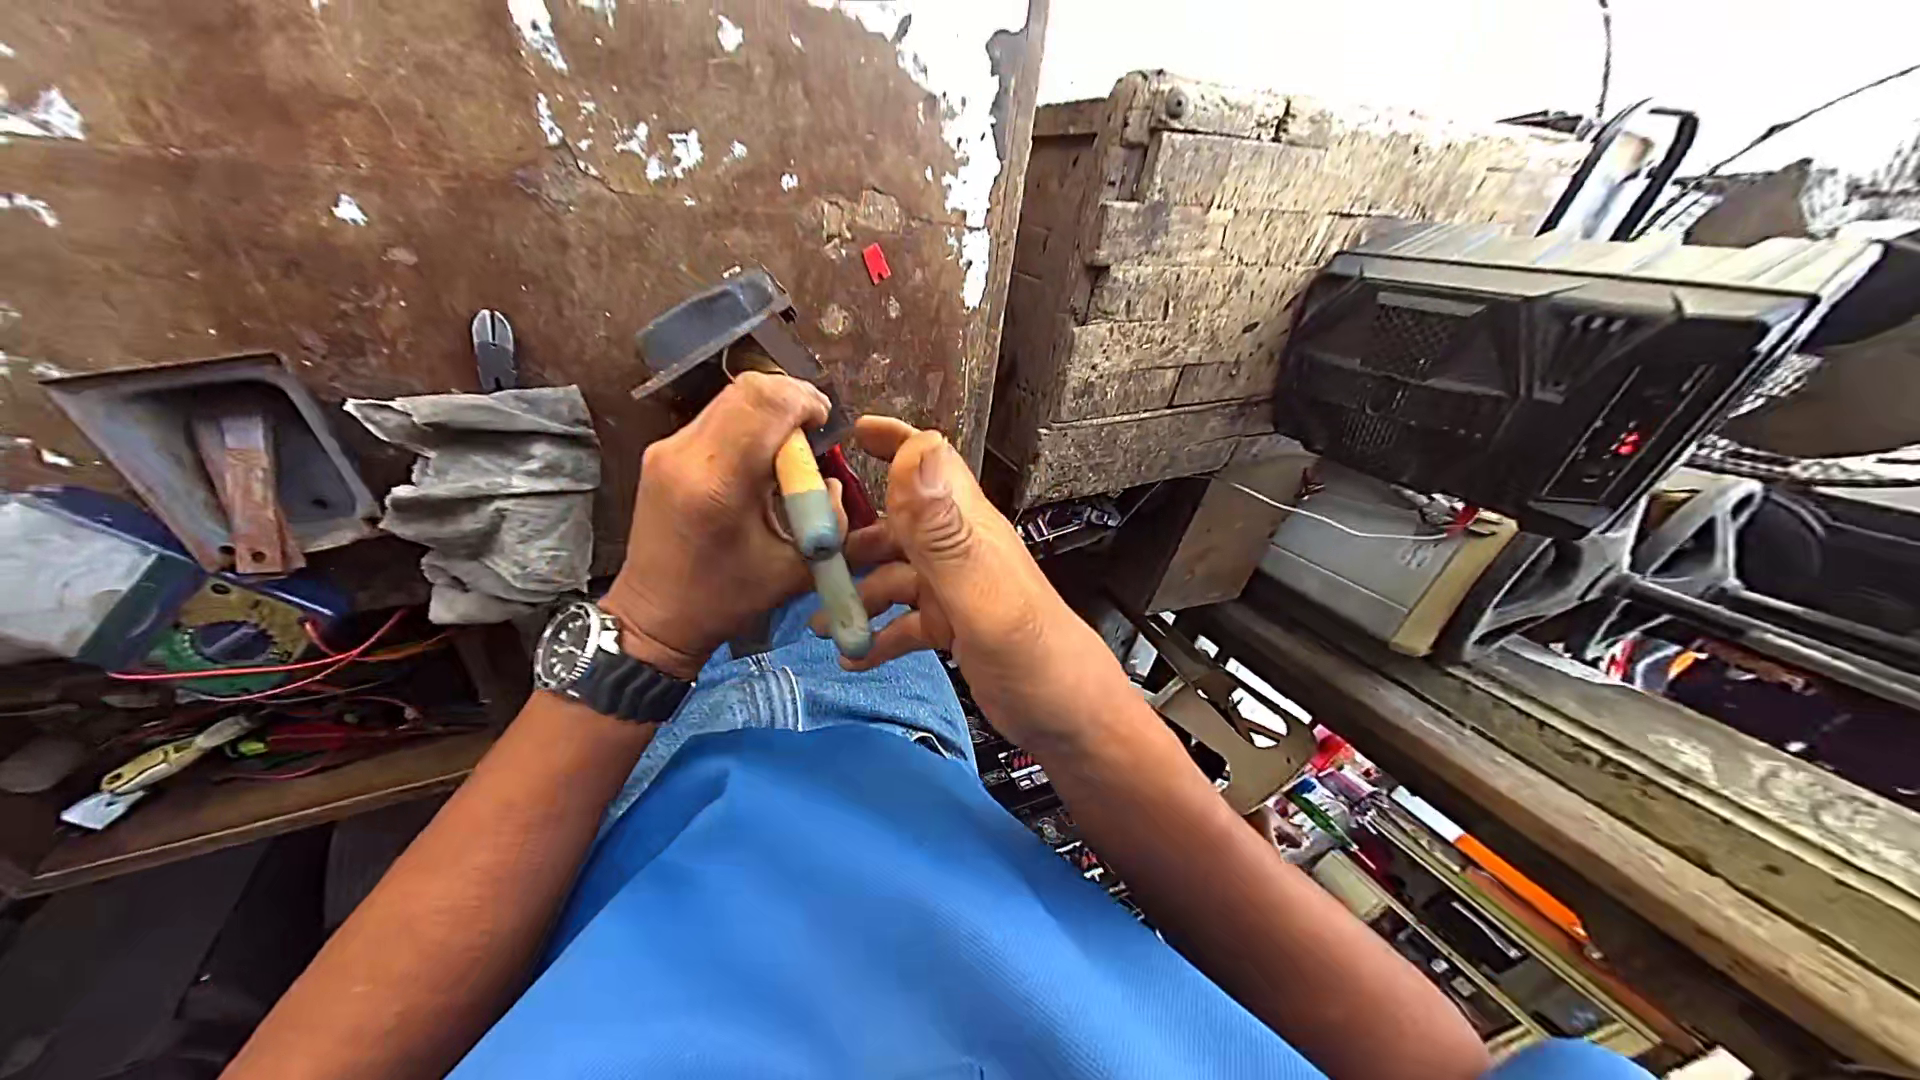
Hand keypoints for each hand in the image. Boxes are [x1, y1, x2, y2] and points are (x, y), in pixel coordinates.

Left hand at [603, 373, 834, 678]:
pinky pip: (716, 417)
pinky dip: (748, 425)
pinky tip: (759, 460)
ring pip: (730, 398)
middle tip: (812, 430)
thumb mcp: (797, 568)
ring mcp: (667, 449)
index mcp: (719, 484)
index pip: (765, 403)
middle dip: (791, 400)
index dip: (804, 401)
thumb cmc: (727, 599)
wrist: (655, 615)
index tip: (824, 424)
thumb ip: (830, 519)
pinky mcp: (661, 452)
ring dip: (769, 412)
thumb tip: (829, 478)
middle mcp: (686, 454)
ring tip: (788, 449)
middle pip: (747, 389)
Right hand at [814, 416, 1134, 751]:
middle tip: (806, 558)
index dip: (895, 443)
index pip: (932, 464)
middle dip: (850, 534)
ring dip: (856, 594)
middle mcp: (958, 550)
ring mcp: (954, 589)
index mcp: (968, 528)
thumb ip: (945, 530)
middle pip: (897, 524)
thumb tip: (918, 448)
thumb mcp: (984, 594)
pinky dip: (878, 635)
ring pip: (893, 577)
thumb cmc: (1033, 656)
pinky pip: (904, 621)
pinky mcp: (953, 626)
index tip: (848, 433)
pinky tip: (853, 656)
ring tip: (820, 623)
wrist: (1069, 719)